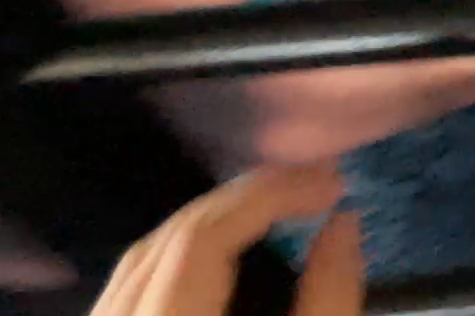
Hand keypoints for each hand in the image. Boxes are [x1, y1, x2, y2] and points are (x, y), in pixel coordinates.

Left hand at [89, 163, 361, 315]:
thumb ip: (330, 294)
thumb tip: (344, 219)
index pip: (201, 240)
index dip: (271, 196)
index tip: (334, 184)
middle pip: (168, 238)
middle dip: (249, 196)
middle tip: (317, 179)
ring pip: (141, 257)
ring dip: (218, 215)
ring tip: (280, 200)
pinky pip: (130, 283)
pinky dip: (185, 247)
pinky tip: (231, 244)